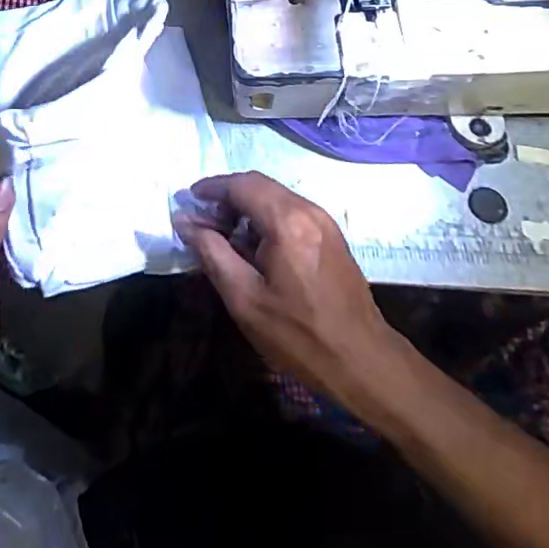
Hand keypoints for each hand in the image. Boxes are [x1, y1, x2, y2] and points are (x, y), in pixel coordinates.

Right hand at [176, 172, 415, 421]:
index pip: (241, 185)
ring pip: (275, 197)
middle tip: (200, 220)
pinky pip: (290, 212)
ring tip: (222, 235)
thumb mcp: (244, 298)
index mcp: (287, 221)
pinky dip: (265, 218)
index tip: (186, 201)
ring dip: (245, 207)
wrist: (364, 362)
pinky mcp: (332, 236)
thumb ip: (211, 252)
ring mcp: (325, 222)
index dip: (210, 188)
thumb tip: (184, 222)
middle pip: (258, 185)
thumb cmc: (299, 335)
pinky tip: (252, 246)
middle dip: (225, 196)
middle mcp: (309, 210)